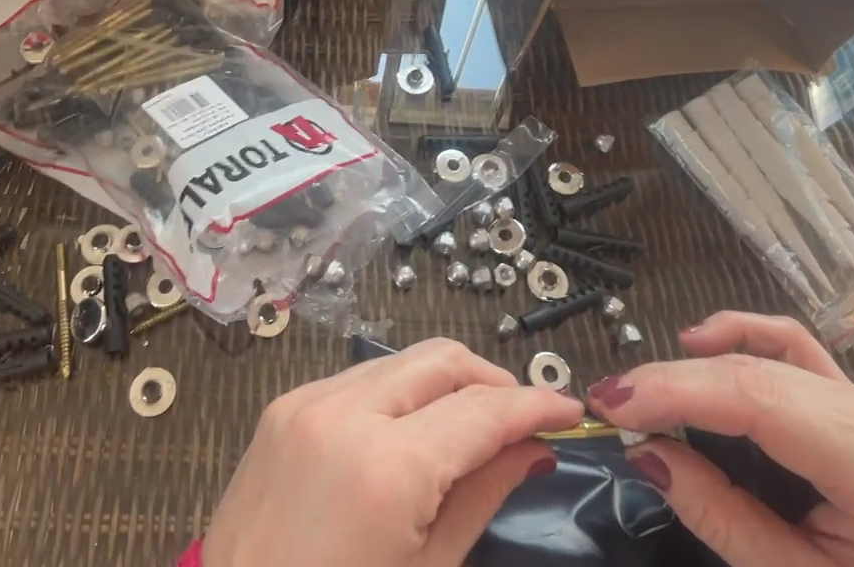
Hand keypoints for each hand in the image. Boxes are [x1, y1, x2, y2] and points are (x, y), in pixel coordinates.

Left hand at [202, 338, 584, 566]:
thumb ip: (483, 495)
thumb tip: (533, 447)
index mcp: (386, 465)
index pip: (481, 410)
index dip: (534, 404)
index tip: (569, 410)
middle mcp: (344, 411)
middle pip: (439, 358)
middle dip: (490, 378)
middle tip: (521, 417)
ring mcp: (306, 400)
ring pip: (399, 360)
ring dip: (444, 381)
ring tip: (470, 425)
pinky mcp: (283, 404)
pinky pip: (359, 378)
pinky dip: (398, 392)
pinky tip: (411, 430)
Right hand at [588, 312, 853, 566]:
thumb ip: (720, 514)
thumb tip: (645, 451)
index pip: (759, 398)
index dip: (675, 389)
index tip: (610, 401)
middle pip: (759, 370)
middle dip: (674, 381)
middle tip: (610, 402)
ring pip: (772, 357)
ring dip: (698, 367)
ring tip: (643, 390)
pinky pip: (802, 353)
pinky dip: (746, 339)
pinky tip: (701, 341)